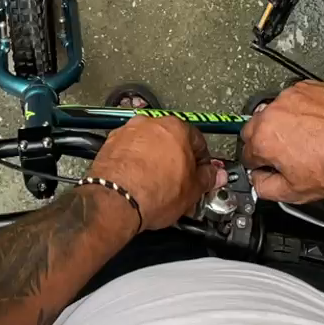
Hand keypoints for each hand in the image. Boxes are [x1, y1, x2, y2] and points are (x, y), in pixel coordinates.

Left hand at [87, 116, 224, 231]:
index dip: (202, 162)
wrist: (115, 200)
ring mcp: (128, 132)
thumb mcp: (192, 191)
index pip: (198, 142)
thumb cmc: (152, 192)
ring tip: (156, 184)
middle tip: (179, 182)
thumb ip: (207, 178)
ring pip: (148, 145)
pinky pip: (129, 152)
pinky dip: (134, 163)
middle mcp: (151, 124)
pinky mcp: (110, 144)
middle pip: (171, 141)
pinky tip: (137, 182)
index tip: (201, 174)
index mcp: (177, 128)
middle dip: (177, 160)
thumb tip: (214, 176)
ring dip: (154, 160)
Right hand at [241, 81, 323, 201]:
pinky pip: (296, 100)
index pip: (246, 154)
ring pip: (276, 113)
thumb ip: (265, 188)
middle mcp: (273, 112)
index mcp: (263, 138)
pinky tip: (319, 126)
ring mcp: (292, 96)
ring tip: (309, 141)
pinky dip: (303, 111)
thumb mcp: (295, 192)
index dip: (260, 166)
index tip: (271, 168)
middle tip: (289, 156)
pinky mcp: (310, 87)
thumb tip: (258, 182)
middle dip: (267, 143)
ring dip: (285, 125)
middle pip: (255, 130)